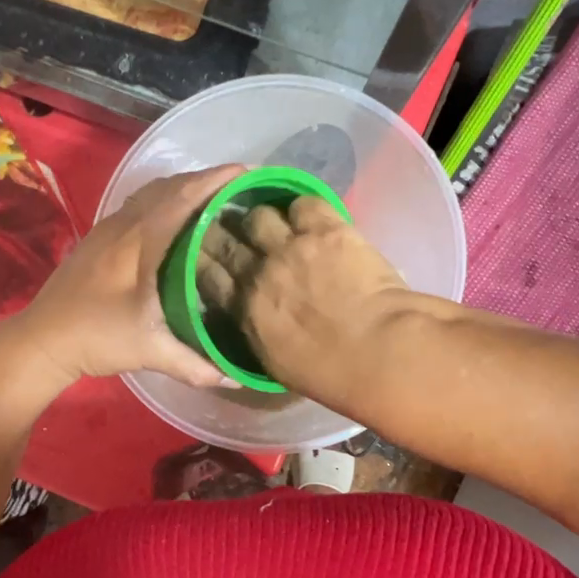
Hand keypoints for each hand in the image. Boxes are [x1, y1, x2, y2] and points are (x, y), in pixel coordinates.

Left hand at [0, 165, 243, 389]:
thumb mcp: (150, 351)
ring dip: (181, 189)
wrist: (41, 340)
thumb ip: (194, 364)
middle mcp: (123, 226)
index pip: (183, 197)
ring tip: (212, 200)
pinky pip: (137, 208)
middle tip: (238, 188)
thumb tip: (235, 378)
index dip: (216, 180)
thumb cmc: (95, 338)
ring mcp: (106, 230)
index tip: (247, 172)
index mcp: (139, 241)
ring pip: (149, 195)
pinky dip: (162, 203)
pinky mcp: (97, 241)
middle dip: (204, 181)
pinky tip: (173, 222)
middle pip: (168, 187)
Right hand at [197, 195, 409, 399]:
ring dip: (265, 219)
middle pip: (226, 241)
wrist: (375, 349)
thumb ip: (256, 332)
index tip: (206, 257)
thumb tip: (252, 318)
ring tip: (276, 225)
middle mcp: (259, 271)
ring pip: (260, 215)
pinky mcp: (327, 229)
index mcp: (244, 310)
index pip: (208, 276)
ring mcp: (292, 246)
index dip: (203, 262)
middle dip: (224, 233)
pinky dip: (305, 209)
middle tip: (230, 230)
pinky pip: (304, 204)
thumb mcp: (275, 362)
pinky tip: (312, 217)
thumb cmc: (329, 373)